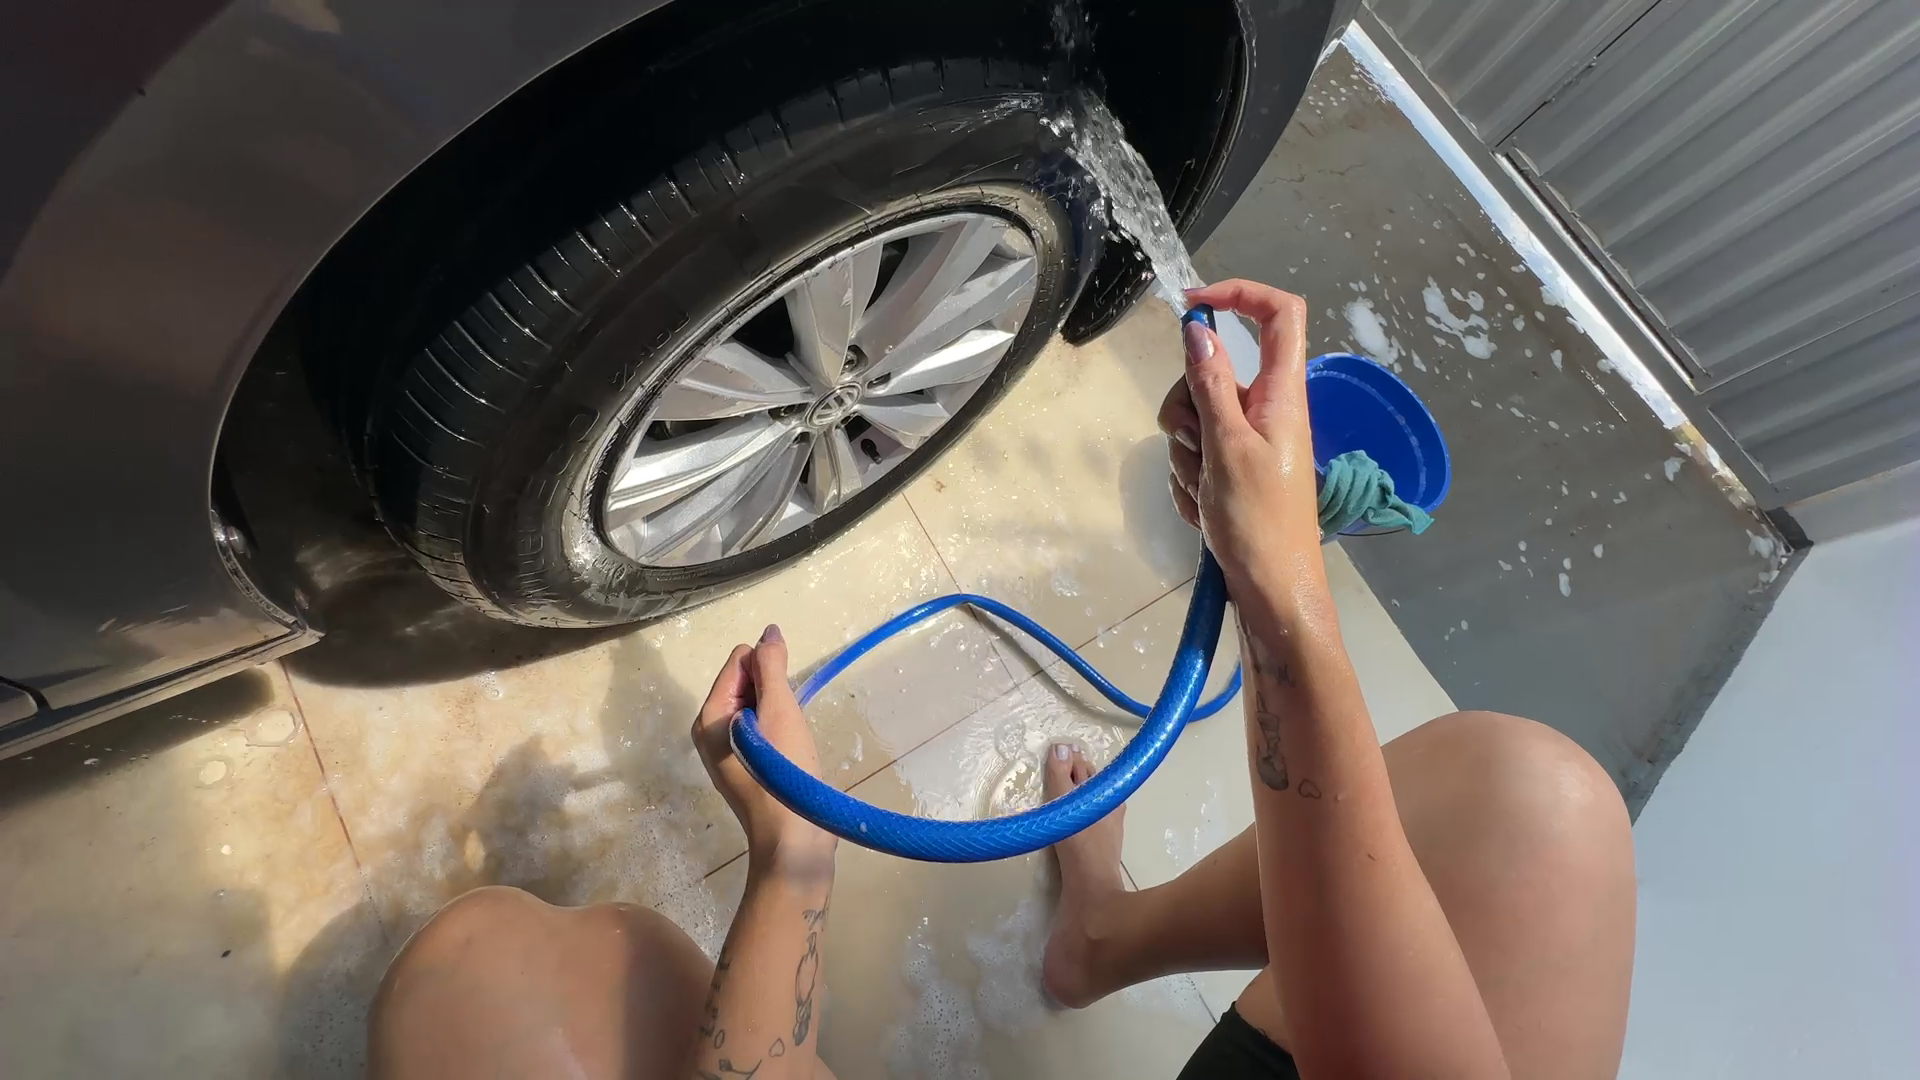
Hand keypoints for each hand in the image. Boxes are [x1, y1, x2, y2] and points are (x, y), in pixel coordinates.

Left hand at [691, 624, 835, 873]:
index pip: (739, 661)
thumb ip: (771, 666)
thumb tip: (769, 631)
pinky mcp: (746, 766)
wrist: (792, 837)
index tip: (785, 696)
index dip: (768, 668)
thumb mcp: (779, 711)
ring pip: (757, 705)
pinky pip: (761, 728)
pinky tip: (792, 748)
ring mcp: (727, 751)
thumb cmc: (783, 771)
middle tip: (790, 719)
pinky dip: (779, 728)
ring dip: (779, 709)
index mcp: (709, 716)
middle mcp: (711, 731)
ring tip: (792, 735)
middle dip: (773, 690)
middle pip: (746, 682)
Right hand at [1157, 280, 1322, 592]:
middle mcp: (1264, 408)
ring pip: (1192, 420)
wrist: (1269, 587)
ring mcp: (1244, 441)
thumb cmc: (1259, 519)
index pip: (1277, 314)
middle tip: (1196, 447)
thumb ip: (1212, 385)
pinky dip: (1189, 480)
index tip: (1191, 306)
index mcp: (1281, 392)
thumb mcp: (1228, 447)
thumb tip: (1197, 330)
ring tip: (1206, 490)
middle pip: (1210, 373)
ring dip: (1185, 456)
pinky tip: (1204, 508)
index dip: (1239, 294)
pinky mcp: (1229, 469)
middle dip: (1185, 409)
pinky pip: (1192, 456)